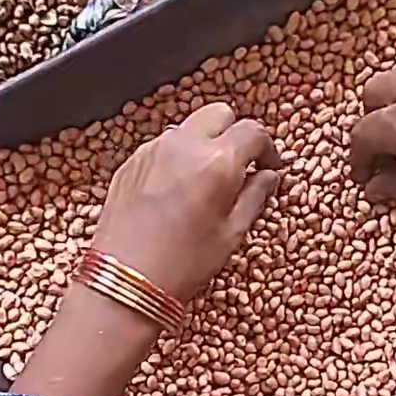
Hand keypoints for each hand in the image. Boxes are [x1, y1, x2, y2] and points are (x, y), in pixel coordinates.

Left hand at [13, 103, 281, 395]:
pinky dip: (178, 156)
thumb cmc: (183, 264)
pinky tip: (178, 190)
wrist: (125, 281)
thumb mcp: (232, 234)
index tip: (269, 166)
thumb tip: (270, 176)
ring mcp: (153, 150)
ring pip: (189, 127)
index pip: (253, 132)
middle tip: (240, 166)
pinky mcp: (131, 162)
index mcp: (217, 161)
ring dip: (205, 143)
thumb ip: (256, 196)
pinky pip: (163, 145)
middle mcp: (184, 144)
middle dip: (235, 134)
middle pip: (220, 114)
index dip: (268, 148)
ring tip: (207, 180)